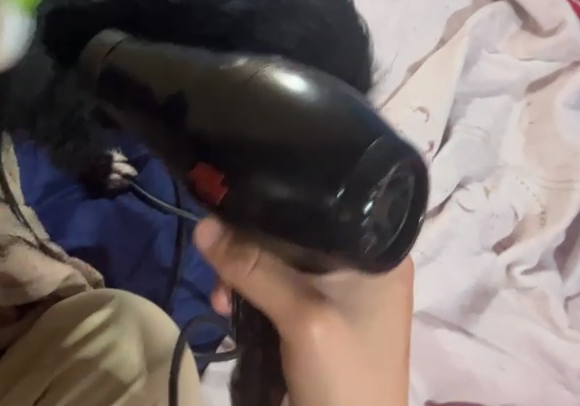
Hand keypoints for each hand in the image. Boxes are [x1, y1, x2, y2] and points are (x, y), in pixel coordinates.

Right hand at [194, 217, 413, 405]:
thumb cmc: (344, 381)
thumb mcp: (301, 316)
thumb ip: (253, 265)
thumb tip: (202, 224)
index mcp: (378, 253)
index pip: (318, 202)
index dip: (272, 199)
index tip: (229, 207)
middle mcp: (360, 265)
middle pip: (291, 231)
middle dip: (249, 246)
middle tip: (219, 263)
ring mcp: (339, 295)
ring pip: (277, 259)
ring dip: (242, 272)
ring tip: (222, 297)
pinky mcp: (317, 320)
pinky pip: (274, 287)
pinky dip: (249, 293)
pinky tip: (228, 306)